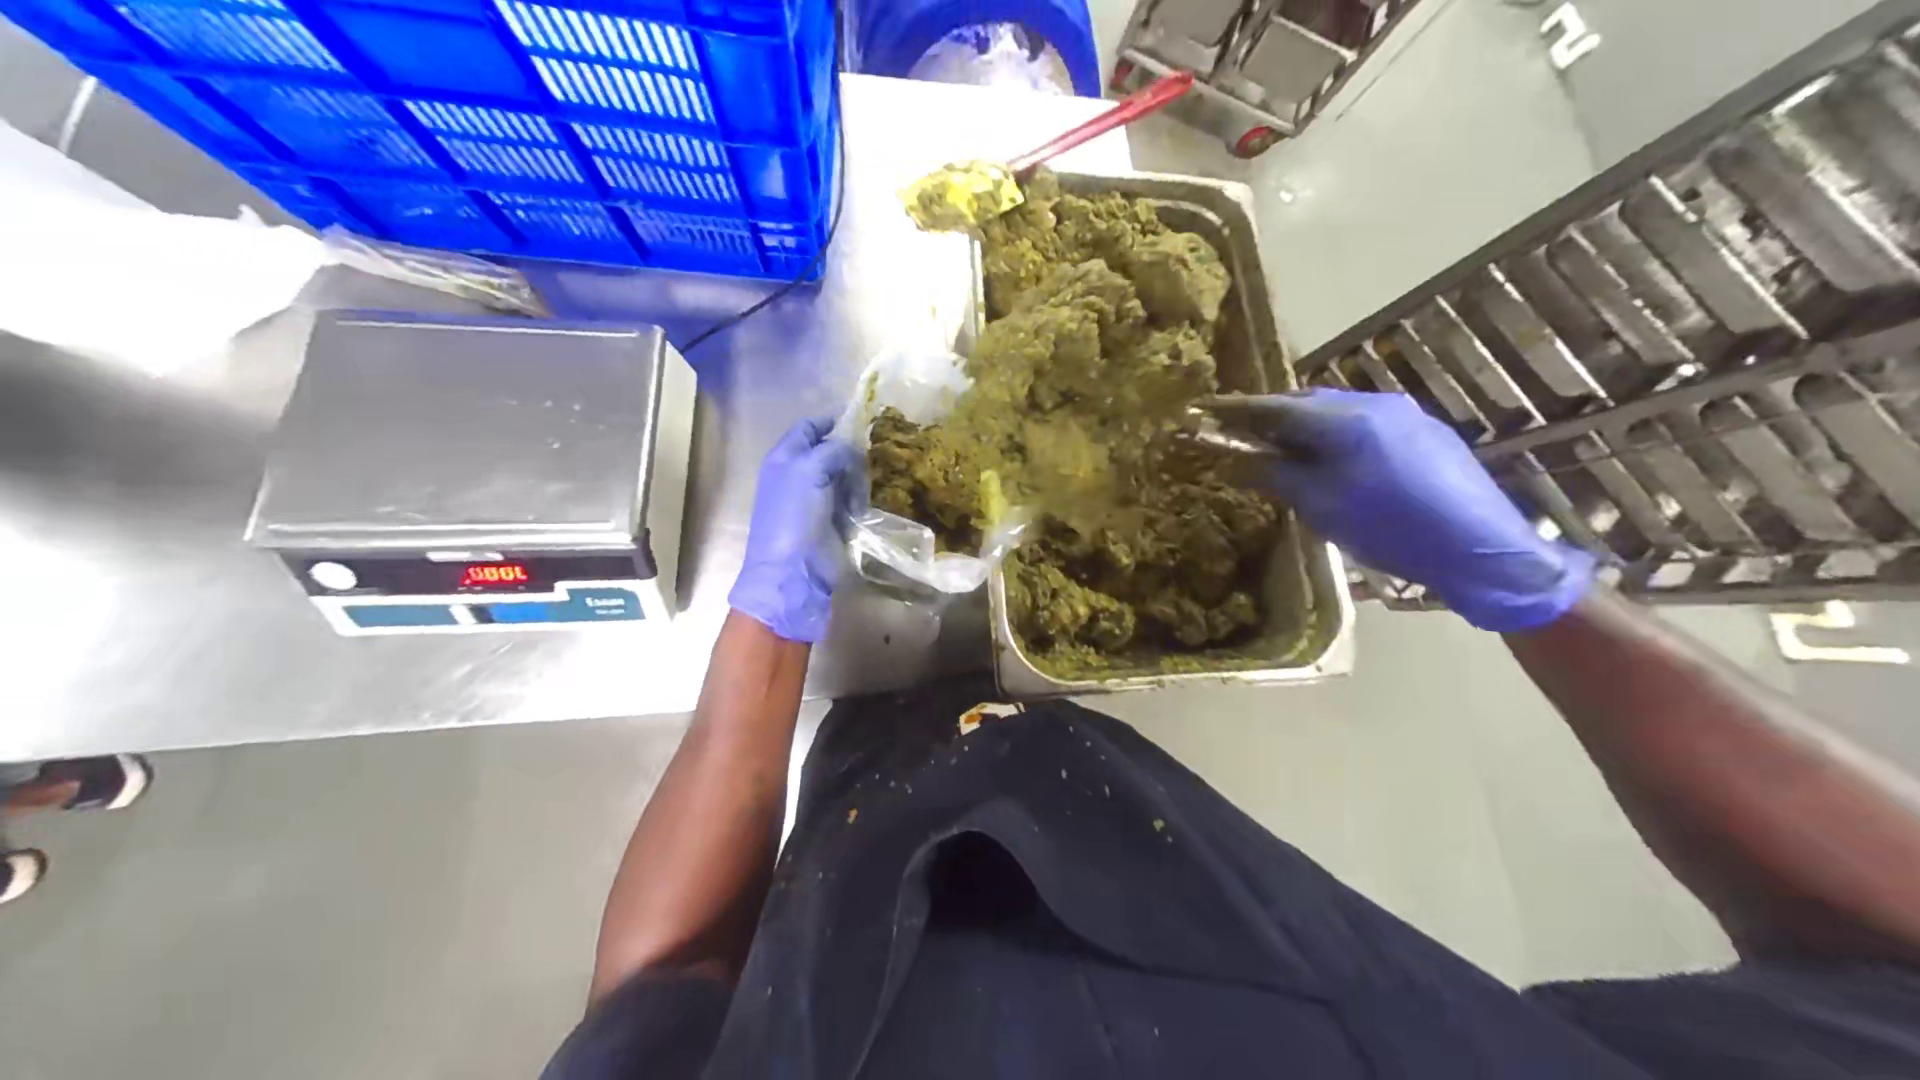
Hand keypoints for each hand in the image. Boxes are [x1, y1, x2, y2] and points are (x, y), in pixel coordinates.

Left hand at [728, 417, 858, 642]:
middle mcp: (799, 476)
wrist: (794, 572)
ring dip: (857, 480)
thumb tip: (851, 445)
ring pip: (845, 477)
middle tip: (871, 455)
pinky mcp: (833, 522)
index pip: (808, 428)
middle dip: (850, 453)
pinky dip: (860, 501)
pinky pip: (852, 501)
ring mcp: (817, 501)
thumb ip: (832, 449)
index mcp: (785, 459)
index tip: (861, 420)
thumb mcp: (809, 470)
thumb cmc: (794, 516)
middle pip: (831, 452)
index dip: (830, 421)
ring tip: (864, 488)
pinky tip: (864, 507)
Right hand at [1207, 389, 1594, 632]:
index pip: (1276, 407)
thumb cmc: (1391, 528)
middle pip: (1306, 403)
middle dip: (1269, 417)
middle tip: (1239, 434)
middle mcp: (1375, 404)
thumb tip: (1235, 459)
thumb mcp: (1322, 506)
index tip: (1202, 409)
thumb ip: (1275, 475)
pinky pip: (1361, 423)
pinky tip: (1328, 460)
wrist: (1481, 549)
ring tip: (1279, 449)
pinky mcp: (1423, 432)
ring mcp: (1404, 415)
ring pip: (1336, 412)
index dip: (1236, 410)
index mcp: (1346, 420)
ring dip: (1302, 427)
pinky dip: (1332, 436)